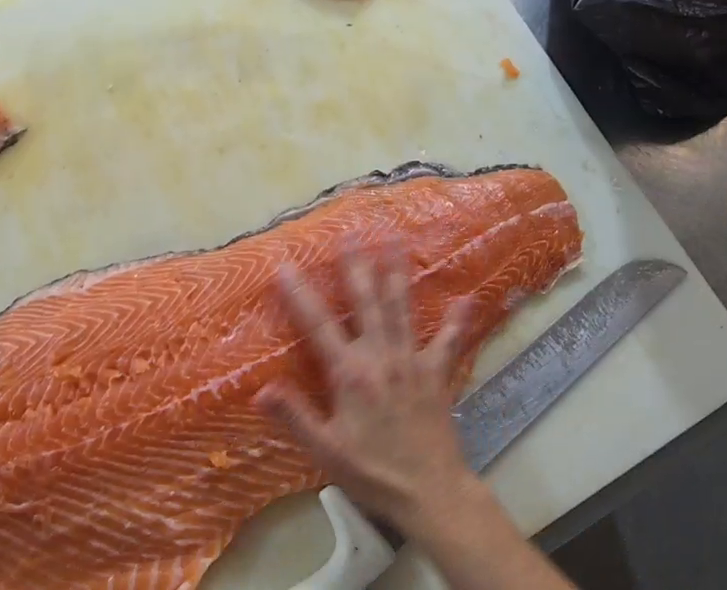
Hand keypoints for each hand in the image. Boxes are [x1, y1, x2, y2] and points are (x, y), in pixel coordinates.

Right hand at [256, 249, 483, 536]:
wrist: (431, 493)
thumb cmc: (372, 472)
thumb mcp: (325, 451)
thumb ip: (294, 416)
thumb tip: (259, 390)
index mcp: (350, 374)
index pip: (318, 326)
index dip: (299, 295)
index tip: (285, 266)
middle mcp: (381, 357)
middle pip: (366, 303)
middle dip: (356, 267)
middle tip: (350, 234)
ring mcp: (412, 362)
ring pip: (401, 309)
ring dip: (396, 274)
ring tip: (395, 241)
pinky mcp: (437, 375)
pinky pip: (448, 342)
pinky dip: (456, 321)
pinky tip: (466, 298)